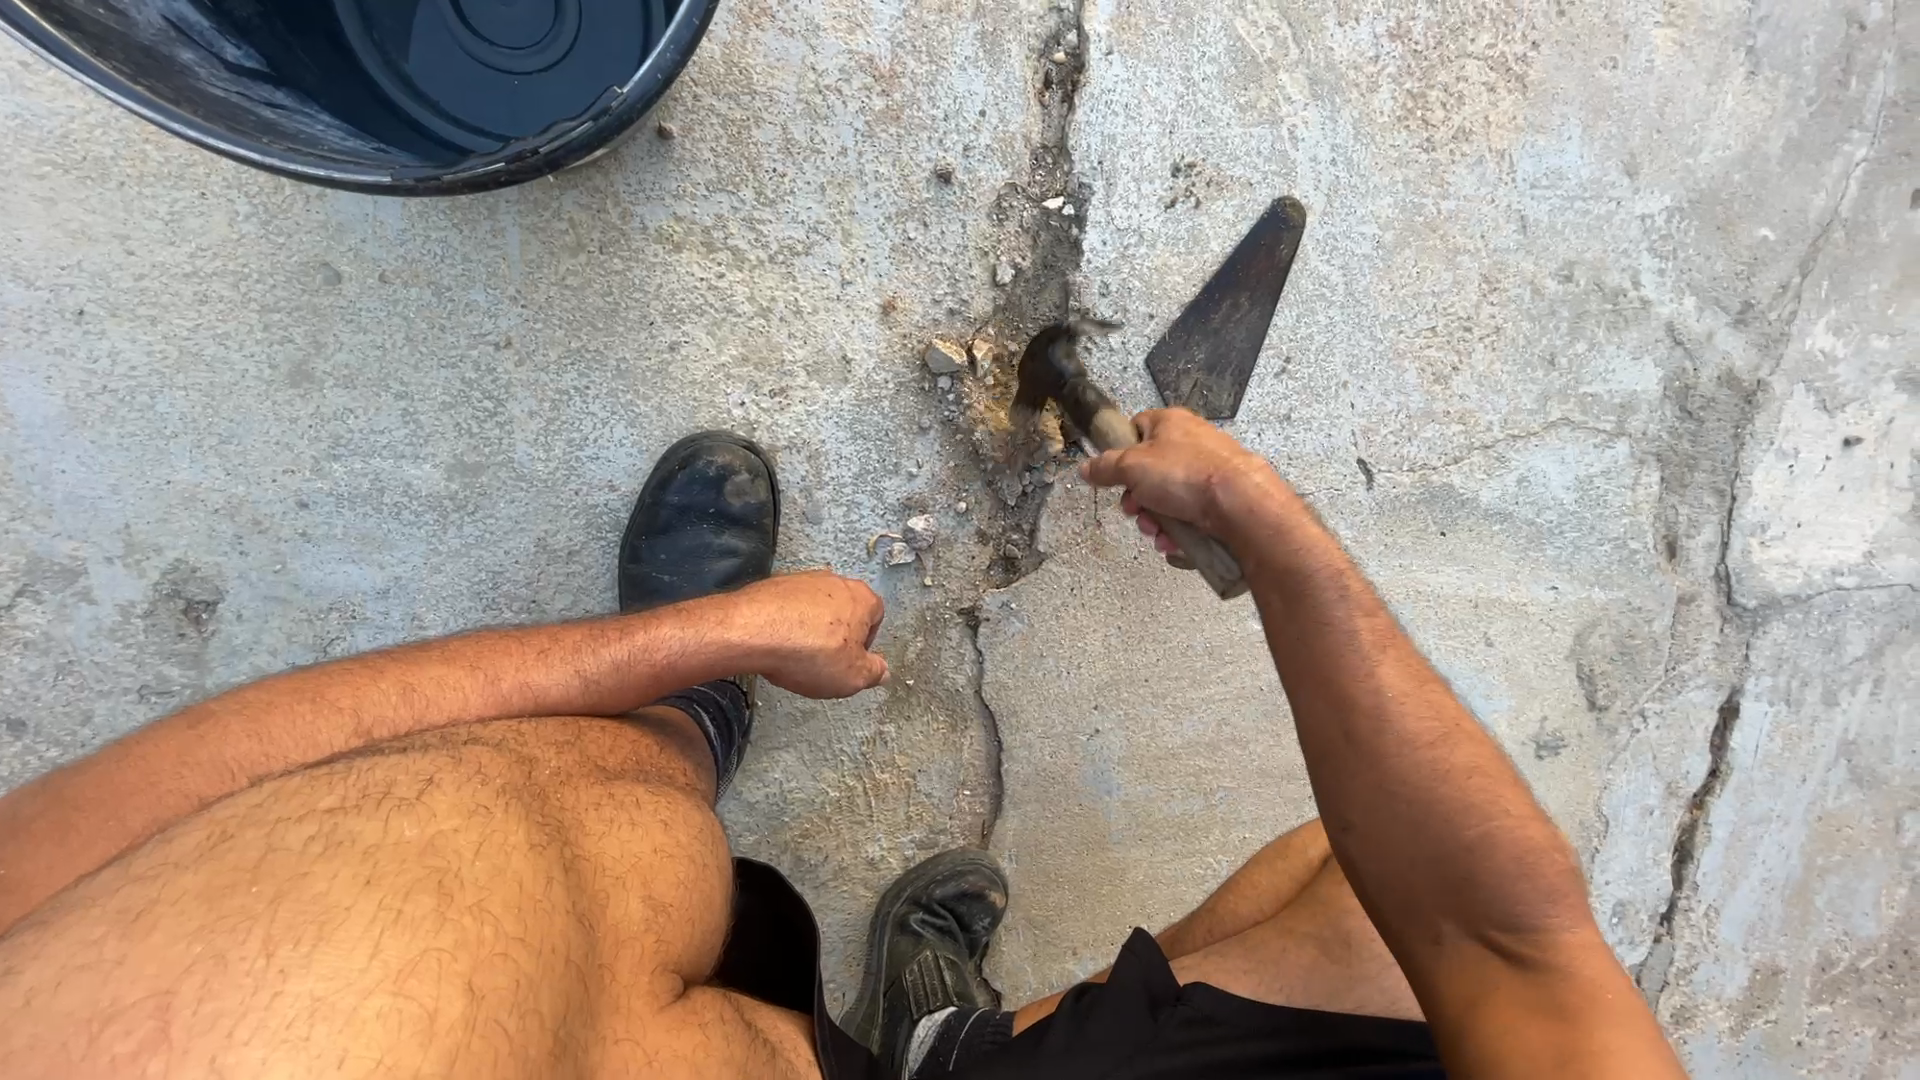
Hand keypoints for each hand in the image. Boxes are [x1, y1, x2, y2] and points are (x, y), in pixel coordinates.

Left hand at [713, 570, 889, 697]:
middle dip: (838, 635)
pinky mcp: (776, 584)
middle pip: (845, 610)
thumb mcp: (853, 677)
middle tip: (827, 660)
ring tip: (798, 655)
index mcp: (863, 599)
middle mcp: (836, 582)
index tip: (853, 660)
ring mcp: (804, 580)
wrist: (753, 631)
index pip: (877, 617)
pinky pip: (790, 607)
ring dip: (812, 629)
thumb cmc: (806, 650)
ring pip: (817, 607)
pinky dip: (787, 624)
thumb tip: (881, 671)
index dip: (866, 642)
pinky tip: (779, 645)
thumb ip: (874, 673)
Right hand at [1079, 408, 1288, 552]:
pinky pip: (1188, 514)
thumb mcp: (1131, 467)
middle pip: (1149, 471)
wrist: (1239, 504)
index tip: (1113, 475)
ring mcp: (1208, 471)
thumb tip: (1085, 468)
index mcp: (1170, 422)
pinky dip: (1176, 530)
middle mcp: (1191, 442)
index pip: (1136, 428)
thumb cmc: (1186, 474)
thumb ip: (1104, 467)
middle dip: (1136, 498)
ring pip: (1167, 497)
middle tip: (1134, 511)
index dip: (1120, 453)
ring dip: (1154, 519)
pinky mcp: (1220, 498)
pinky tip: (1173, 542)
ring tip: (1156, 532)